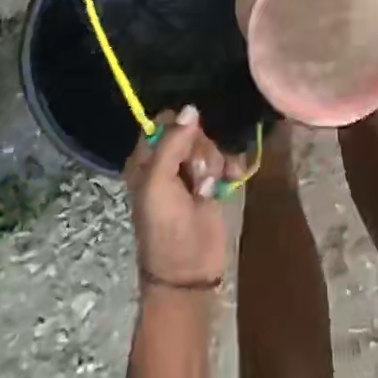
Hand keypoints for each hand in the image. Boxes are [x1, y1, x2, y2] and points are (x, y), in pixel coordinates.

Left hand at [124, 105, 241, 289]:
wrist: (190, 270)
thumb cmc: (166, 227)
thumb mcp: (158, 183)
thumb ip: (171, 143)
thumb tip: (191, 107)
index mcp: (145, 160)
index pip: (163, 123)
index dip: (179, 127)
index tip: (187, 140)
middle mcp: (167, 162)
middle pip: (191, 131)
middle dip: (200, 147)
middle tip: (197, 172)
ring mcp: (191, 173)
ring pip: (210, 143)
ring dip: (215, 159)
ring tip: (210, 184)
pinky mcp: (213, 182)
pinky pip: (226, 158)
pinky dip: (231, 165)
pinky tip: (232, 177)